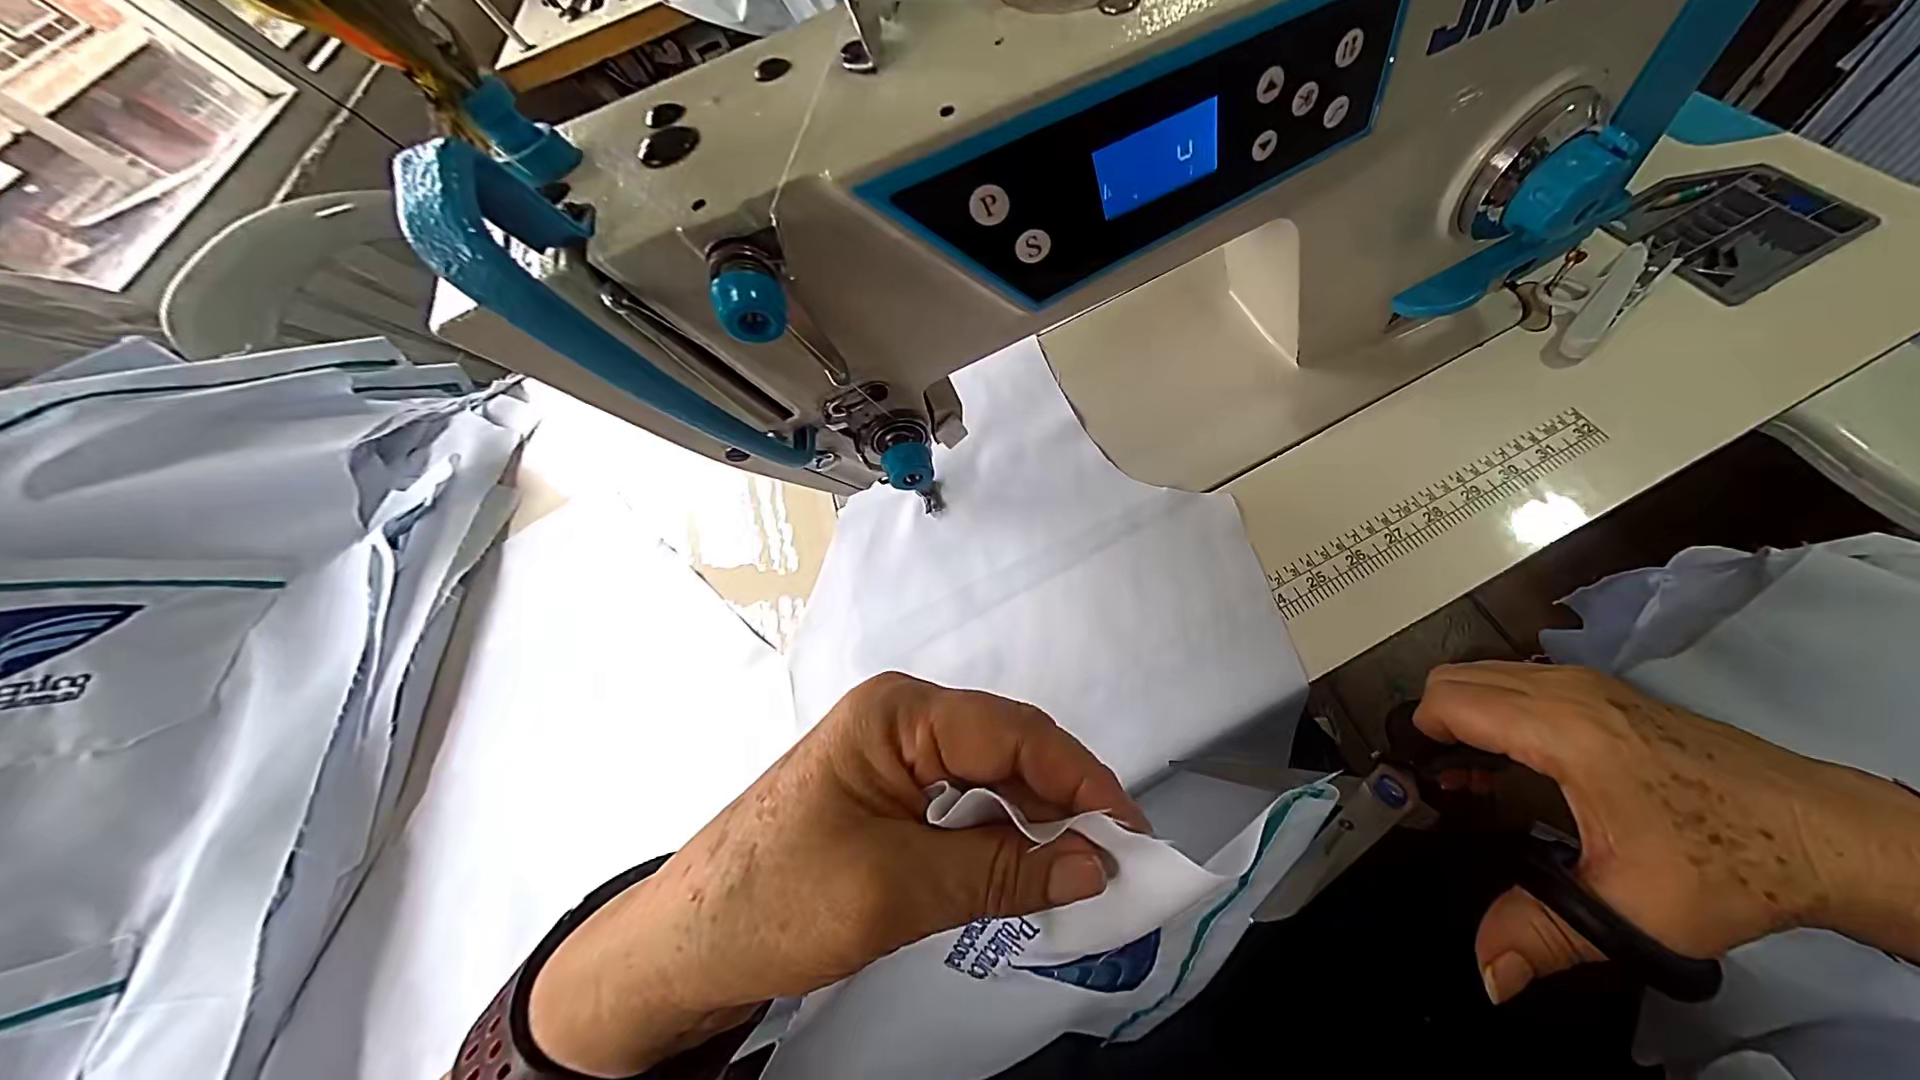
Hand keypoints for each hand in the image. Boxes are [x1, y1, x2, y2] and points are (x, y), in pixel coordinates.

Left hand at [528, 673, 1146, 1075]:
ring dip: (1033, 819)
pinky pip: (962, 799)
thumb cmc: (776, 900)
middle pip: (1005, 748)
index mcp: (898, 712)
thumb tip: (1096, 864)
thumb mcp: (899, 888)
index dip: (1080, 778)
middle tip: (1113, 860)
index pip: (1013, 732)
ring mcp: (893, 751)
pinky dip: (998, 832)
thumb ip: (1004, 871)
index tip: (1130, 832)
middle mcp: (901, 717)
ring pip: (988, 775)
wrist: (684, 943)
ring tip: (1078, 868)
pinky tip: (1022, 865)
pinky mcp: (888, 787)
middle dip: (1062, 800)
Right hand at [1415, 662, 1919, 1004]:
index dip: (1419, 737)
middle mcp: (1566, 691)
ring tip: (1481, 773)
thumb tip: (1487, 973)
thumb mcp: (1632, 908)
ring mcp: (1586, 684)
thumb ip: (1544, 930)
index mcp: (1563, 730)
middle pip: (1453, 678)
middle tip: (1450, 781)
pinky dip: (1495, 707)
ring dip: (1463, 713)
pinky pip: (1515, 678)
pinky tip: (1521, 758)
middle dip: (1433, 723)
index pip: (1448, 702)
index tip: (1424, 780)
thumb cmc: (1730, 864)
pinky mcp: (1603, 689)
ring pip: (1481, 673)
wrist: (1834, 836)